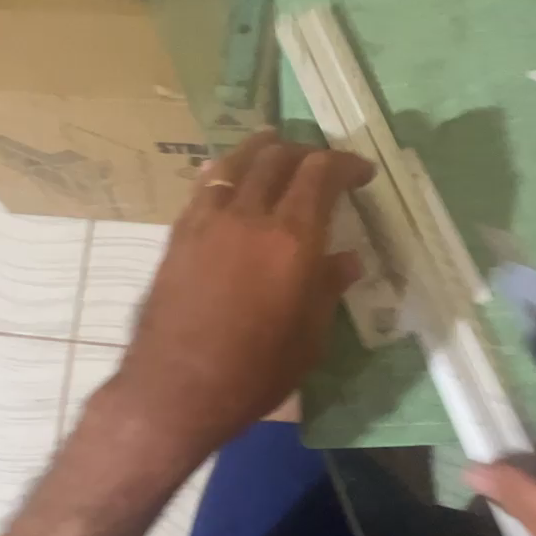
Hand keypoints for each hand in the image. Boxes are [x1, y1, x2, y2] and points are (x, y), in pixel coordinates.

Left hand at [102, 131, 374, 458]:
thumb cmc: (252, 375)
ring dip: (260, 149)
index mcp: (292, 240)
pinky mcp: (177, 237)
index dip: (345, 164)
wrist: (175, 390)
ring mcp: (207, 222)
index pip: (322, 175)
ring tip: (274, 145)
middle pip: (279, 159)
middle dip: (306, 152)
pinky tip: (225, 175)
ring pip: (235, 163)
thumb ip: (326, 292)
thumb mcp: (307, 341)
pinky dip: (222, 172)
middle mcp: (249, 217)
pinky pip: (203, 188)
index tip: (361, 173)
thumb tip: (346, 260)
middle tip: (319, 163)